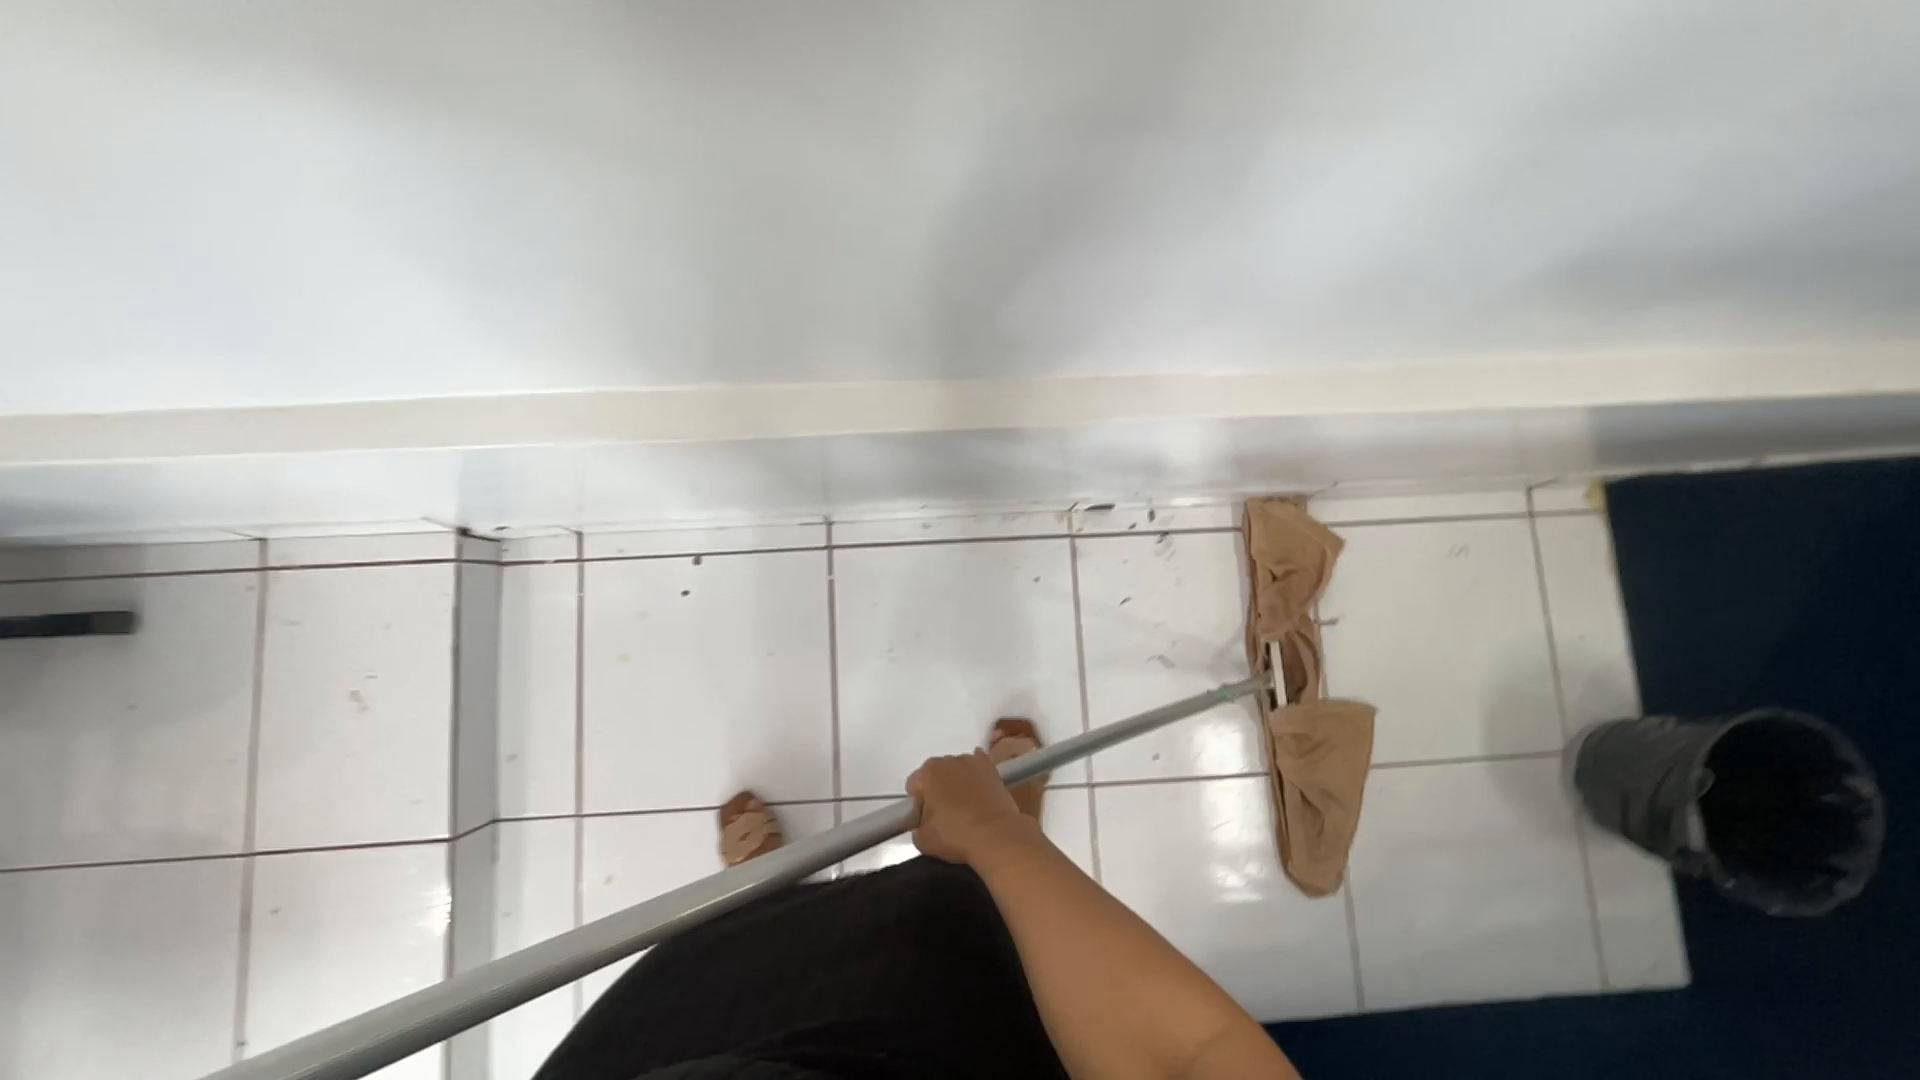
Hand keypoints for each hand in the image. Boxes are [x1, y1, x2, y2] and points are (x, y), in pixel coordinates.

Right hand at [907, 750, 1042, 865]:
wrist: (996, 837)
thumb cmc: (957, 835)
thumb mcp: (922, 840)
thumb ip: (916, 825)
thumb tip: (924, 824)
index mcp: (928, 772)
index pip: (914, 786)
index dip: (917, 804)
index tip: (925, 819)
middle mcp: (949, 760)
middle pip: (935, 775)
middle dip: (936, 792)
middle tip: (943, 817)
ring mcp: (973, 762)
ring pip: (956, 772)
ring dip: (956, 784)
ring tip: (964, 810)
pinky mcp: (992, 769)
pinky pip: (978, 769)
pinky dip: (976, 778)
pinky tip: (977, 793)